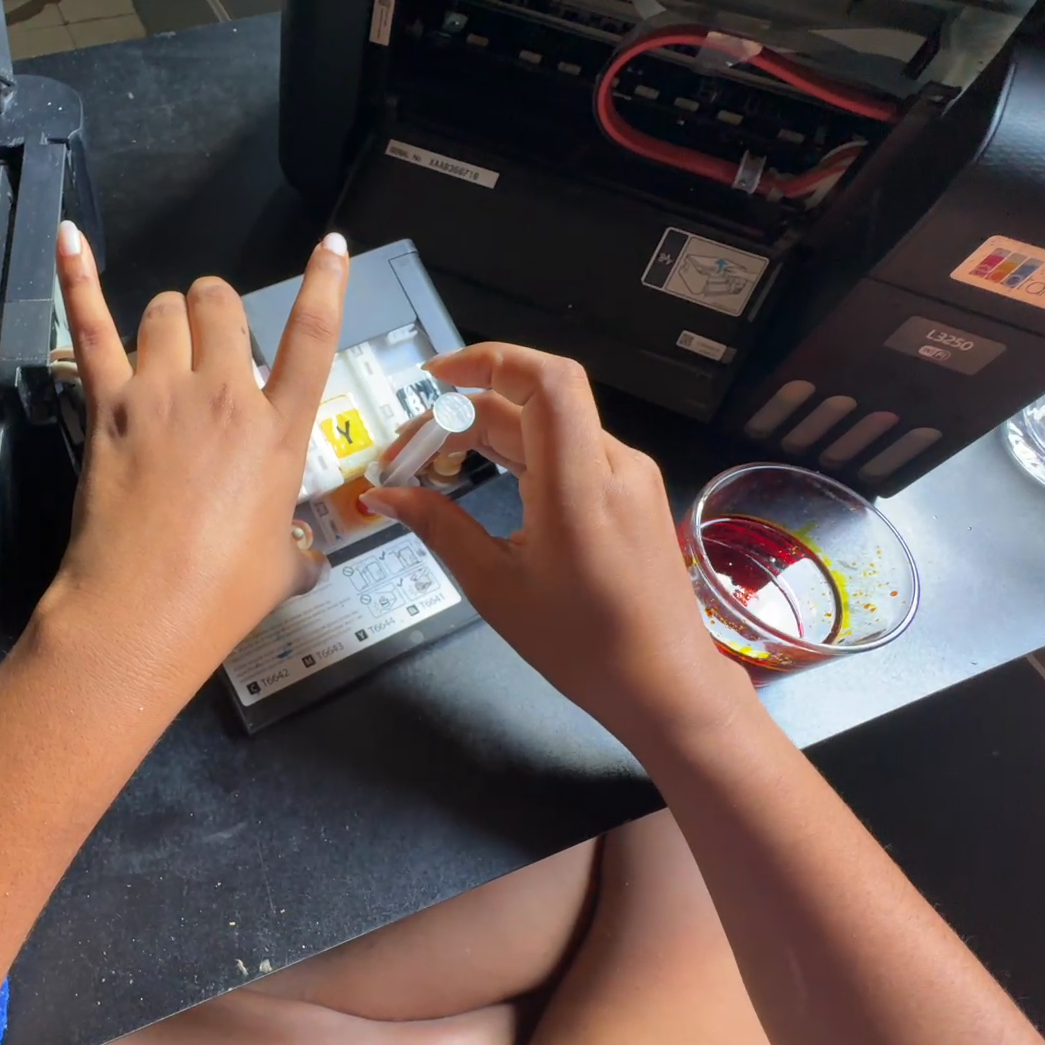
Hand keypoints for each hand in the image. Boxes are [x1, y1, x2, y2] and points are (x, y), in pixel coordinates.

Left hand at [41, 222, 346, 696]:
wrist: (146, 608)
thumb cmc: (224, 594)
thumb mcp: (281, 571)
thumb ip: (300, 555)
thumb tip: (310, 563)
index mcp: (279, 432)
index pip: (313, 339)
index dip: (327, 284)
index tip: (332, 246)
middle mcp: (224, 396)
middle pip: (222, 305)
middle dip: (219, 310)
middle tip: (212, 342)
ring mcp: (161, 393)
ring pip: (165, 310)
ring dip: (169, 317)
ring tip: (165, 344)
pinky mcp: (108, 404)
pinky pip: (89, 326)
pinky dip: (76, 279)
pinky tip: (68, 238)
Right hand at [360, 343, 754, 748]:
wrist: (663, 683)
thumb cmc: (578, 643)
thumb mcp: (494, 585)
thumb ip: (438, 526)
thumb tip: (382, 495)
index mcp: (579, 486)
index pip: (545, 382)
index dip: (487, 361)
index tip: (431, 379)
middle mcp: (612, 464)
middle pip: (529, 404)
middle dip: (459, 415)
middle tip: (404, 457)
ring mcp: (625, 475)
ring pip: (546, 425)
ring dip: (484, 432)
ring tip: (431, 464)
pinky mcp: (627, 491)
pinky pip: (565, 450)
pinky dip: (515, 451)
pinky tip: (479, 475)